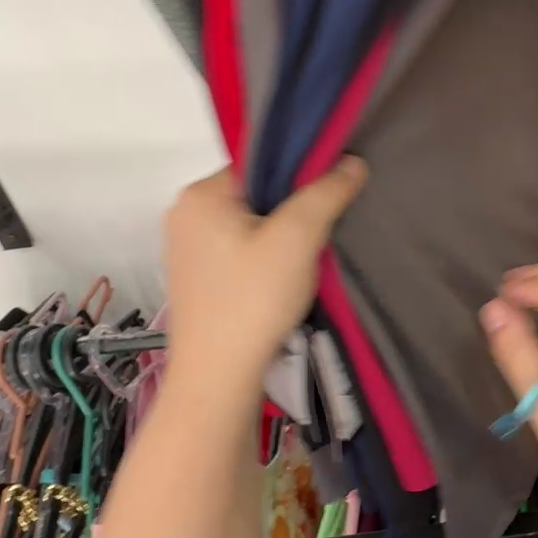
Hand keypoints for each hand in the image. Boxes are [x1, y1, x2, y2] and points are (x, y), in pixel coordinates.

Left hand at [162, 159, 366, 403]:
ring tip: (308, 258)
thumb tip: (351, 161)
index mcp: (200, 194)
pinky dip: (267, 257)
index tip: (331, 198)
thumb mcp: (299, 238)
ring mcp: (187, 248)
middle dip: (293, 209)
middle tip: (324, 232)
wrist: (219, 375)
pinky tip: (286, 278)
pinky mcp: (198, 278)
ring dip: (283, 236)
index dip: (300, 176)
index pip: (261, 163)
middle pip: (257, 193)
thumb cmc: (254, 299)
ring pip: (251, 224)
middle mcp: (185, 213)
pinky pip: (241, 250)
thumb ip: (326, 193)